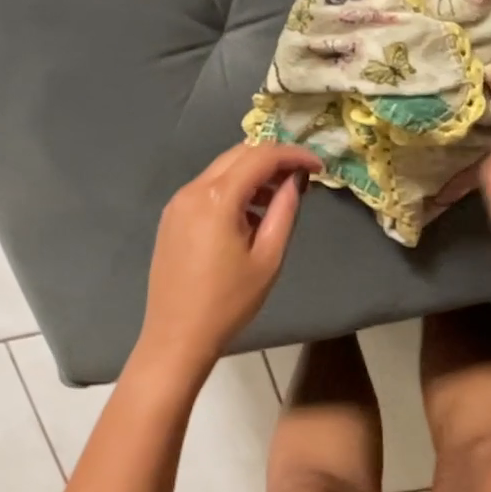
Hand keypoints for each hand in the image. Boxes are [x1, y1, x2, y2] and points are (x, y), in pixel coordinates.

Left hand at [136, 142, 322, 374]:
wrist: (176, 337)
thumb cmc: (228, 302)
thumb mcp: (268, 258)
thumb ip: (285, 210)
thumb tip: (296, 179)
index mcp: (218, 198)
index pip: (262, 156)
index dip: (294, 154)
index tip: (319, 166)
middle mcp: (193, 189)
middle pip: (239, 154)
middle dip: (273, 159)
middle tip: (302, 179)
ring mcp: (178, 202)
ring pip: (222, 169)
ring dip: (252, 174)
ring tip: (278, 200)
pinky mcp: (171, 216)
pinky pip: (207, 188)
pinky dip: (232, 189)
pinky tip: (248, 216)